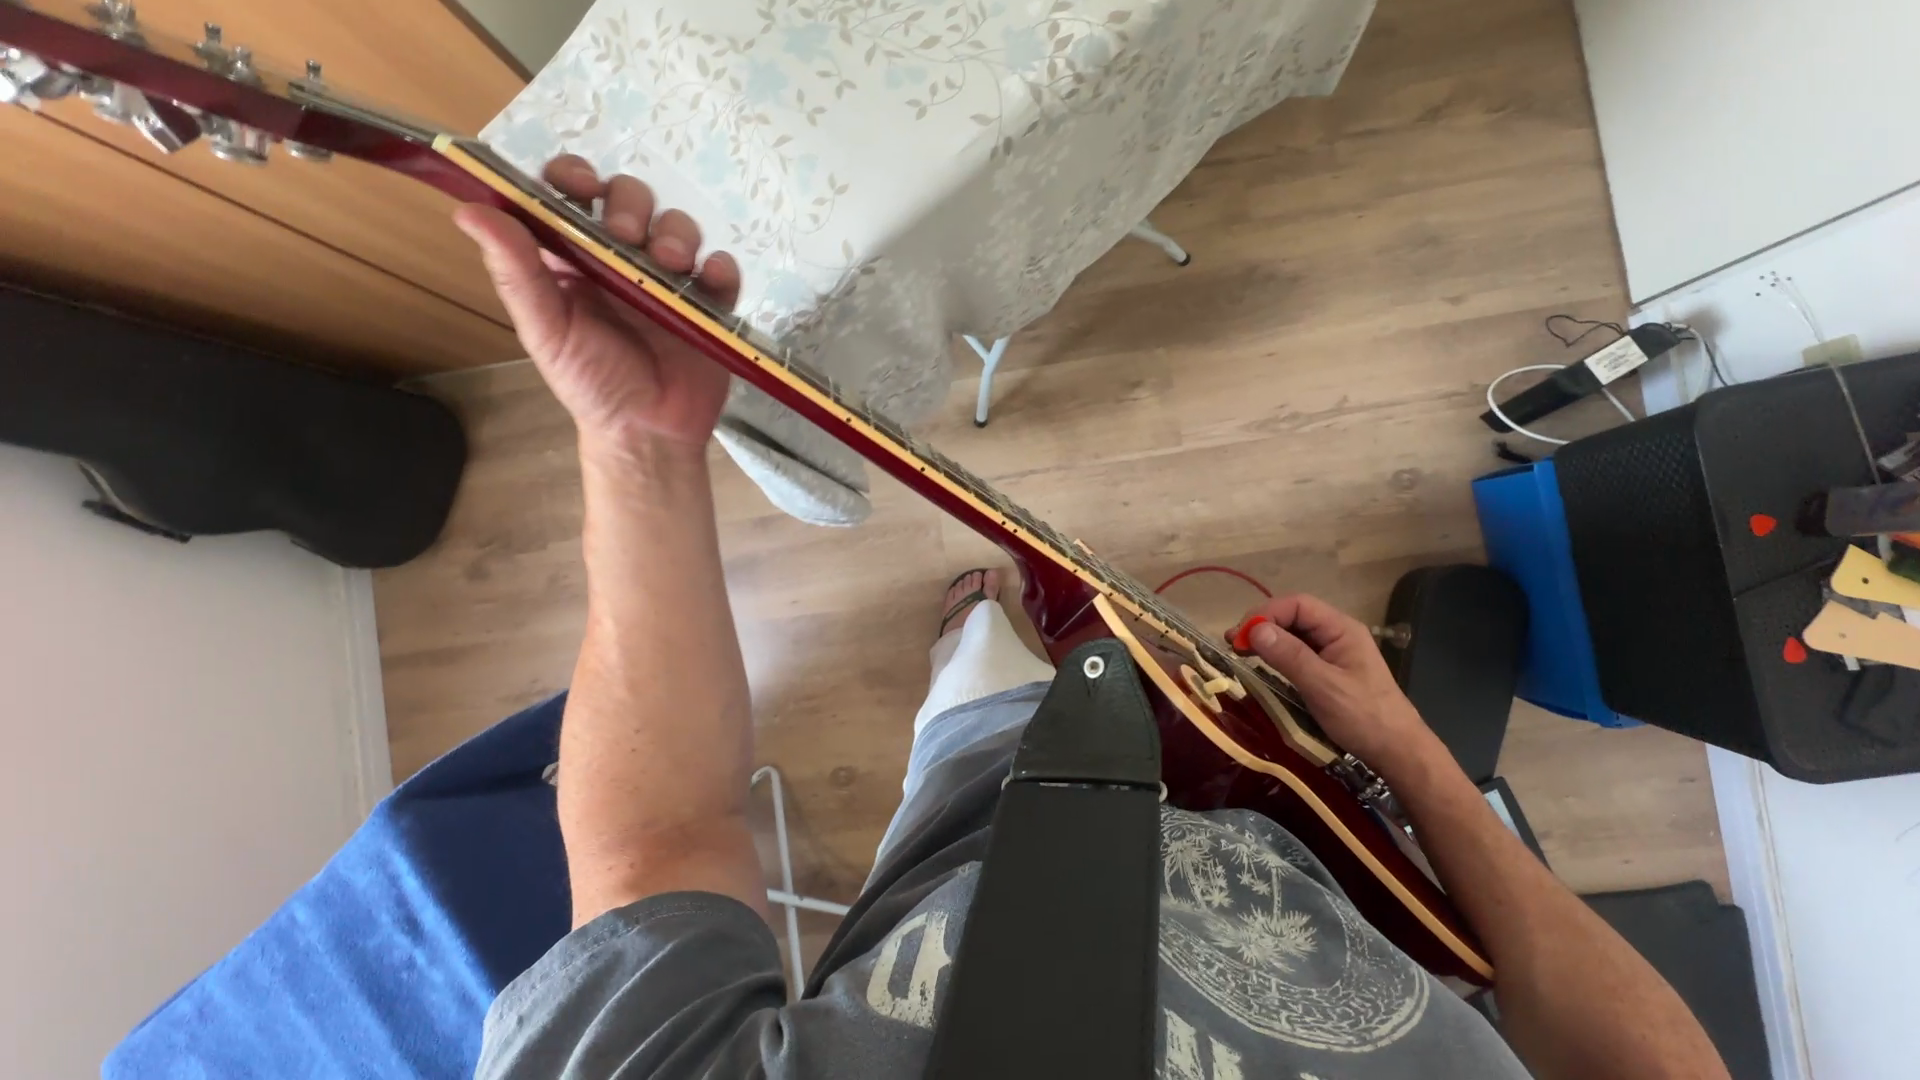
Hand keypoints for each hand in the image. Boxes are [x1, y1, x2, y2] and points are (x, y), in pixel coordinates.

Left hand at [453, 155, 741, 451]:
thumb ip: (517, 273)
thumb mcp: (546, 330)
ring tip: (673, 265)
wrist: (649, 433)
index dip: (575, 177)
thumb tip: (470, 210)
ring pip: (678, 227)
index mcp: (575, 260)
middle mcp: (623, 262)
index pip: (571, 196)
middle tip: (628, 237)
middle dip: (632, 206)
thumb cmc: (592, 385)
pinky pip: (721, 270)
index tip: (582, 185)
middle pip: (631, 200)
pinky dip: (720, 267)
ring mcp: (669, 282)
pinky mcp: (708, 304)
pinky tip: (710, 279)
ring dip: (677, 233)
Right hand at [1237, 594, 1435, 771]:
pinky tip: (1262, 665)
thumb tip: (1255, 629)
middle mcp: (1337, 635)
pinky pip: (1298, 654)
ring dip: (1266, 640)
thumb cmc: (1364, 717)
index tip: (1241, 636)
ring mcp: (1334, 653)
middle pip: (1293, 616)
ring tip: (1240, 652)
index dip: (1265, 614)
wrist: (1399, 752)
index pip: (1297, 605)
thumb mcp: (1323, 686)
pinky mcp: (1329, 672)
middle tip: (1234, 644)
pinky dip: (1276, 655)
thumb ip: (1290, 656)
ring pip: (1294, 635)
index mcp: (1342, 629)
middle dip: (1262, 625)